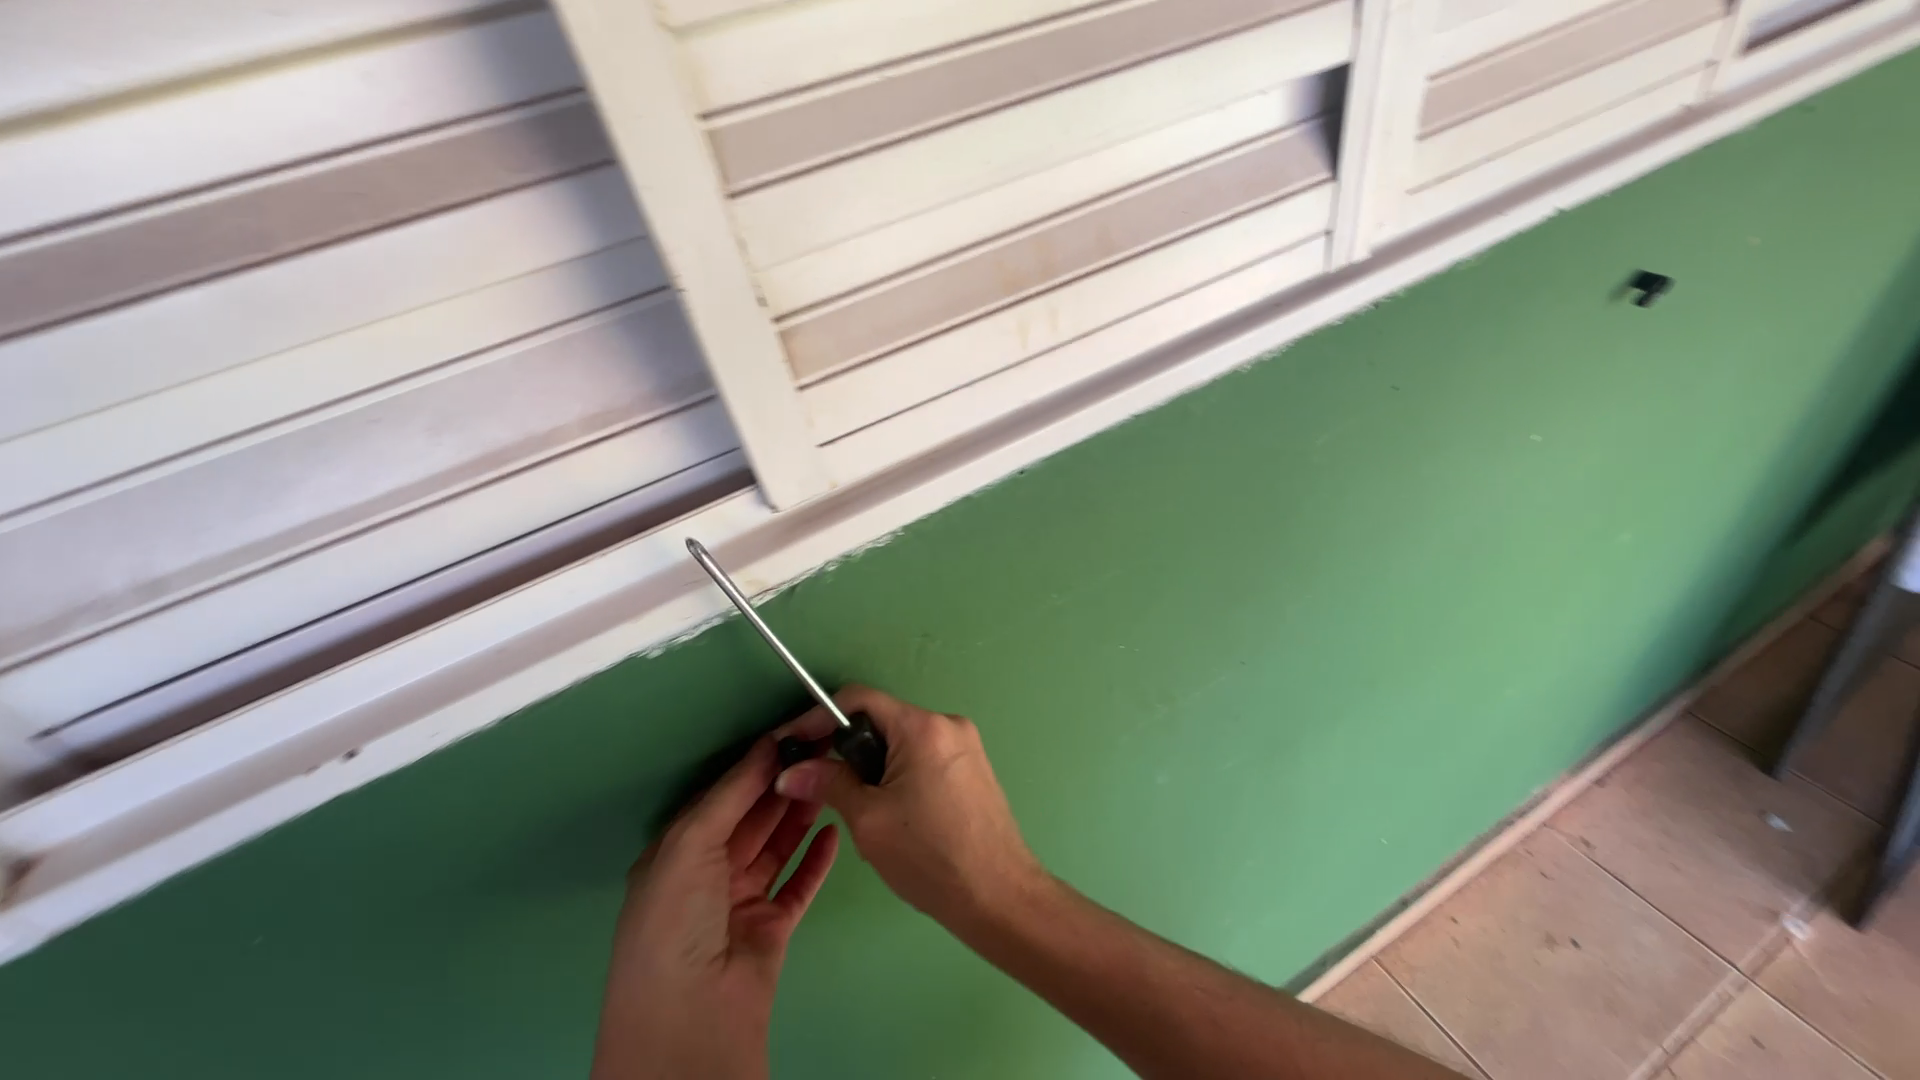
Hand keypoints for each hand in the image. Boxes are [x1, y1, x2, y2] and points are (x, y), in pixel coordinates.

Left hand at [591, 736, 838, 1079]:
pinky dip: (815, 859)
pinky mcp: (772, 928)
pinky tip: (833, 833)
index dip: (753, 768)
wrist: (692, 1016)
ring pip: (775, 847)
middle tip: (820, 752)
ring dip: (799, 815)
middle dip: (781, 786)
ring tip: (829, 781)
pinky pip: (798, 884)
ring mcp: (740, 902)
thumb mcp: (689, 845)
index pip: (720, 798)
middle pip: (750, 819)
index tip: (791, 737)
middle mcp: (706, 874)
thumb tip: (765, 748)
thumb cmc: (676, 920)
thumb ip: (731, 794)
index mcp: (676, 853)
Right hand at [772, 685, 1043, 932]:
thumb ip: (828, 784)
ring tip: (865, 817)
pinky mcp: (973, 769)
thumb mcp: (869, 820)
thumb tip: (789, 772)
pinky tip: (896, 820)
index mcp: (923, 727)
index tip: (793, 744)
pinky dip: (899, 779)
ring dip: (874, 771)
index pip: (859, 699)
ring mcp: (966, 746)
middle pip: (881, 722)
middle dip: (848, 753)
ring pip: (901, 745)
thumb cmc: (930, 856)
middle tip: (824, 790)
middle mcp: (948, 724)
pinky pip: (923, 760)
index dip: (818, 717)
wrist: (999, 896)